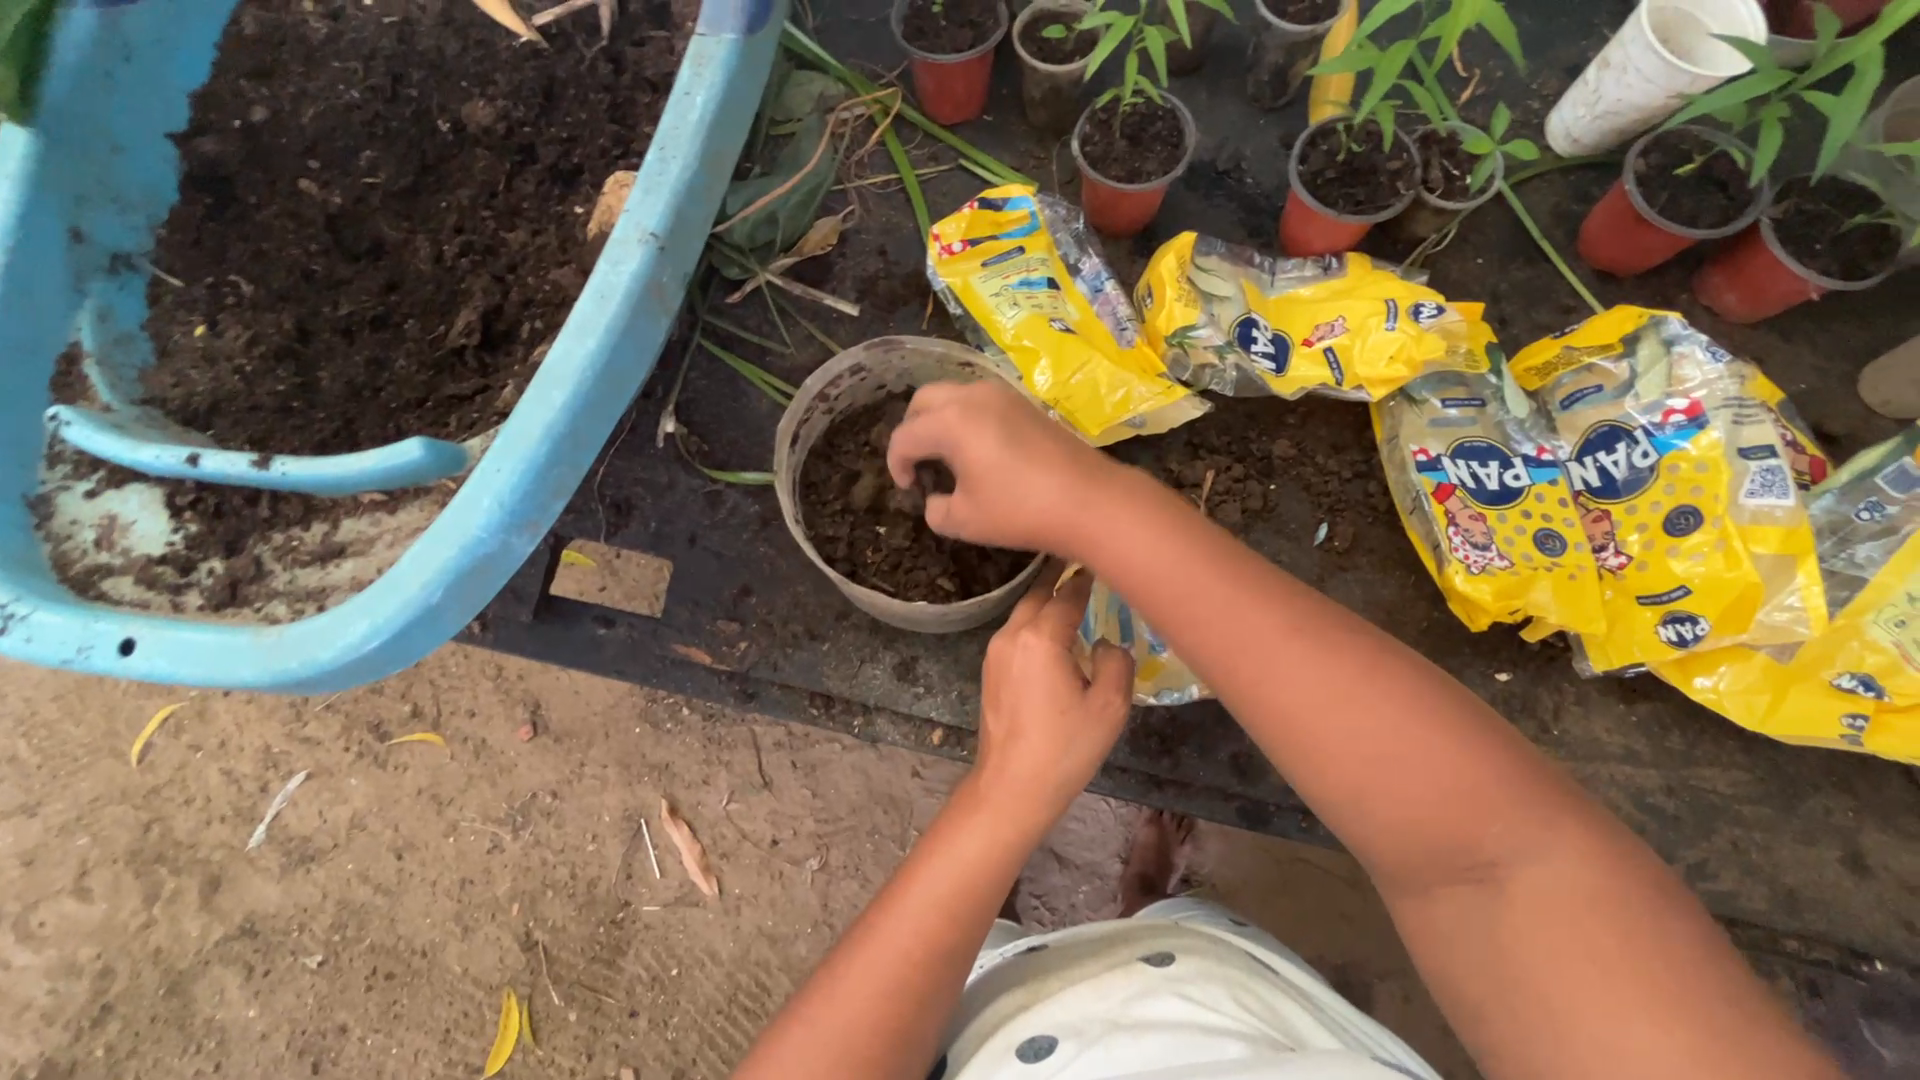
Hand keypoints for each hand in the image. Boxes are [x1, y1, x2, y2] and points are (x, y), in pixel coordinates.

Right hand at [885, 379, 1123, 557]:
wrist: (1089, 500)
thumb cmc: (1020, 510)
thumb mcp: (964, 521)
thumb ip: (936, 509)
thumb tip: (934, 499)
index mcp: (950, 422)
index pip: (904, 437)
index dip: (896, 465)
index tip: (908, 489)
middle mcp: (972, 397)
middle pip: (923, 402)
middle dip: (913, 431)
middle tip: (920, 464)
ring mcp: (1002, 394)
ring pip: (953, 394)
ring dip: (939, 420)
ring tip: (947, 456)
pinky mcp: (1025, 403)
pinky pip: (980, 400)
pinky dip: (966, 418)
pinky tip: (978, 450)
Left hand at [973, 564, 1134, 820]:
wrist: (1012, 786)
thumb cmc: (1065, 748)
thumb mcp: (1109, 707)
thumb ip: (1116, 661)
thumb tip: (1105, 642)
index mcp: (1040, 638)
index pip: (1067, 594)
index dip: (1086, 577)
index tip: (1103, 563)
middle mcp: (1011, 635)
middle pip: (1038, 593)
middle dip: (1060, 578)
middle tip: (1086, 564)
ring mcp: (995, 652)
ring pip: (1023, 611)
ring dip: (1046, 599)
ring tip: (1074, 593)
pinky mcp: (990, 669)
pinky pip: (1016, 632)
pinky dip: (1035, 621)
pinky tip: (1054, 630)